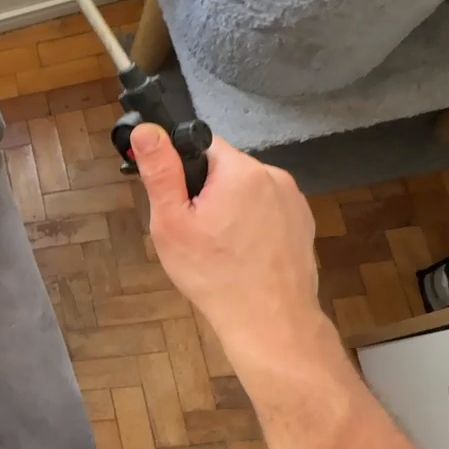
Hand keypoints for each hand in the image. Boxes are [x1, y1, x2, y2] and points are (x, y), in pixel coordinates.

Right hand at [131, 124, 324, 351]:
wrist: (268, 319)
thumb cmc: (212, 272)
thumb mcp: (172, 223)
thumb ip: (160, 172)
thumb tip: (146, 130)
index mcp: (239, 170)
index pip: (201, 144)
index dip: (180, 167)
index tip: (172, 197)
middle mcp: (273, 175)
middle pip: (224, 168)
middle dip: (203, 191)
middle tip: (189, 229)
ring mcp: (293, 199)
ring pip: (245, 189)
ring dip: (227, 206)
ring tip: (215, 245)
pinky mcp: (303, 221)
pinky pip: (266, 208)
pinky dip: (249, 223)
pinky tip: (240, 252)